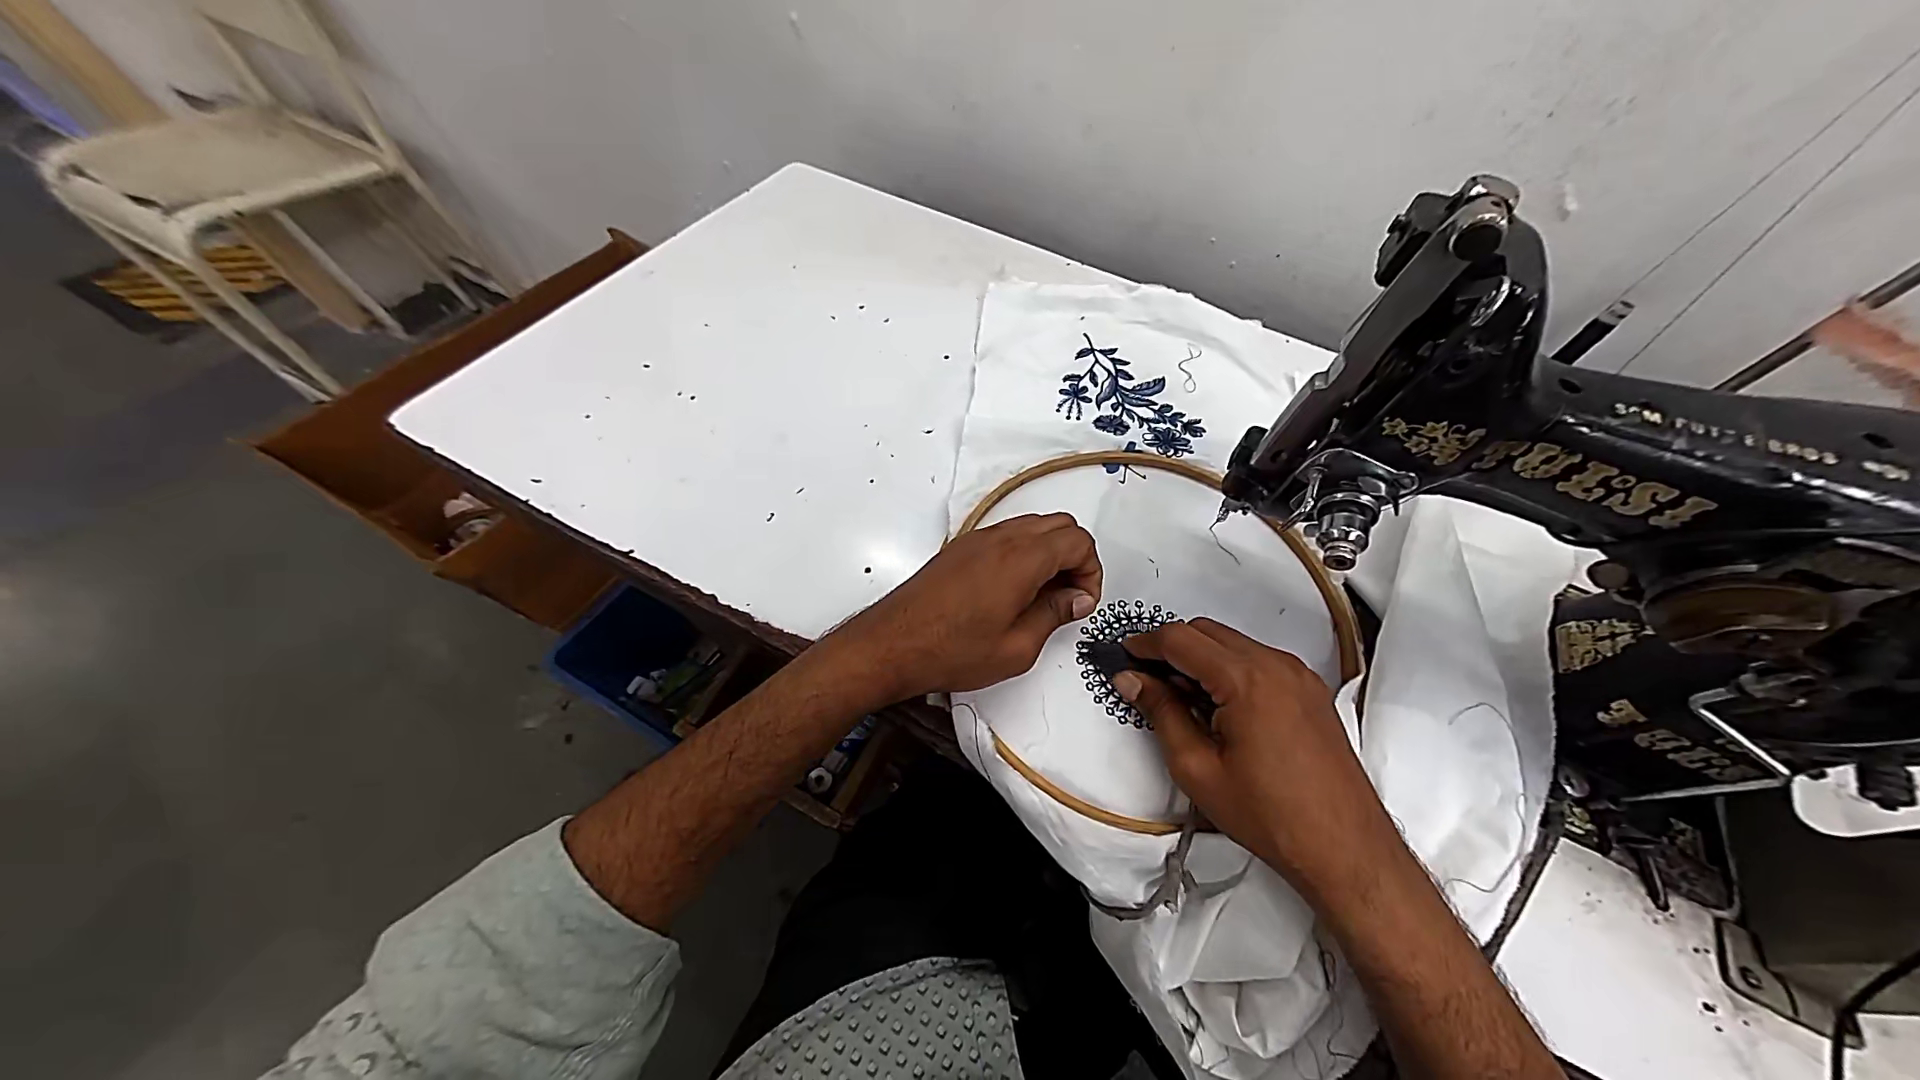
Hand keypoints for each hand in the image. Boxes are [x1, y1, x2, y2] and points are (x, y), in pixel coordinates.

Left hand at [823, 513, 1101, 705]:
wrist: (891, 645)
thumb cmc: (944, 649)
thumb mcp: (1016, 648)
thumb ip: (1054, 615)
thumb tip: (1073, 600)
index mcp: (1020, 559)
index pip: (1078, 540)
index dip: (1091, 570)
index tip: (1082, 599)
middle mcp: (999, 540)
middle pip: (1059, 524)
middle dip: (1075, 557)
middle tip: (1069, 596)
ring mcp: (977, 540)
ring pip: (1032, 526)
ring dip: (1049, 553)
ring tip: (1042, 597)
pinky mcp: (961, 548)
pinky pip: (1006, 535)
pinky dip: (1023, 552)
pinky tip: (1015, 591)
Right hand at [1114, 618, 1397, 901]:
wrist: (1344, 850)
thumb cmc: (1281, 818)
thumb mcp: (1197, 767)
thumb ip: (1160, 712)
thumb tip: (1135, 682)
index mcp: (1248, 681)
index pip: (1180, 639)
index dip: (1144, 644)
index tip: (1127, 656)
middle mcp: (1278, 668)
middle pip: (1205, 631)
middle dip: (1170, 648)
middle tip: (1146, 678)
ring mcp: (1298, 677)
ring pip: (1231, 642)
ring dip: (1199, 658)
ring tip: (1180, 699)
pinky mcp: (1309, 691)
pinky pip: (1257, 659)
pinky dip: (1228, 669)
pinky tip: (1215, 705)